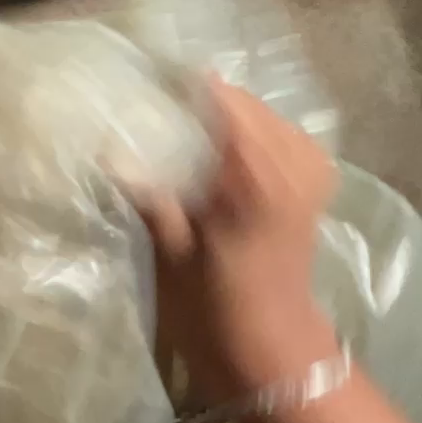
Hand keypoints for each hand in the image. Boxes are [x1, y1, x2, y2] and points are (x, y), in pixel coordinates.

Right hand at [130, 78, 339, 404]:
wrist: (272, 345)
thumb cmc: (216, 306)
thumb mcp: (174, 252)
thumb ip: (151, 196)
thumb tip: (111, 152)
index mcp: (258, 180)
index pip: (226, 107)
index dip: (189, 88)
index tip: (149, 77)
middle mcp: (292, 166)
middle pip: (250, 107)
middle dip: (207, 99)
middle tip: (157, 99)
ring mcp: (309, 175)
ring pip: (268, 120)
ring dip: (228, 115)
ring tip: (183, 117)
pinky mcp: (311, 187)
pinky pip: (282, 139)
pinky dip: (250, 133)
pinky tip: (221, 144)